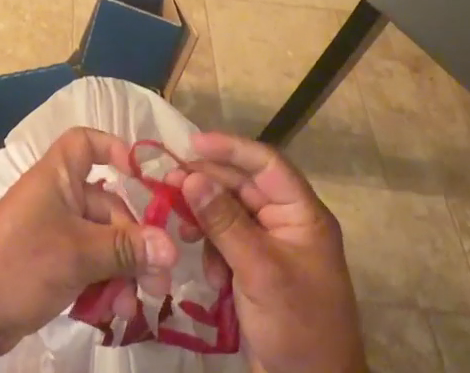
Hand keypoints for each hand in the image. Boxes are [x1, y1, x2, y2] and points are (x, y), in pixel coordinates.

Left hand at [0, 128, 178, 366]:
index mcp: (55, 177)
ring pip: (101, 241)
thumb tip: (171, 248)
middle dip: (135, 242)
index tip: (145, 176)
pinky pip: (88, 265)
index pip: (85, 142)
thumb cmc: (20, 266)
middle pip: (107, 205)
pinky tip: (114, 313)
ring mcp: (51, 232)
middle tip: (158, 282)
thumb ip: (126, 249)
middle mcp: (55, 198)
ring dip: (122, 271)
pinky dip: (104, 284)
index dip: (115, 149)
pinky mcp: (49, 264)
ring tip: (134, 305)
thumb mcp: (79, 255)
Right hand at [169, 132, 365, 372]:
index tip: (190, 144)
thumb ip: (224, 222)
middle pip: (243, 187)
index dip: (230, 148)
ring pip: (230, 214)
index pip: (266, 164)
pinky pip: (228, 243)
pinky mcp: (257, 272)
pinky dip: (213, 251)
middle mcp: (289, 224)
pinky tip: (208, 273)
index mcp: (303, 215)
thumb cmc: (297, 325)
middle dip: (206, 186)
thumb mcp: (259, 270)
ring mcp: (273, 249)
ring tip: (182, 232)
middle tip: (167, 185)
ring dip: (206, 222)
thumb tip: (191, 177)